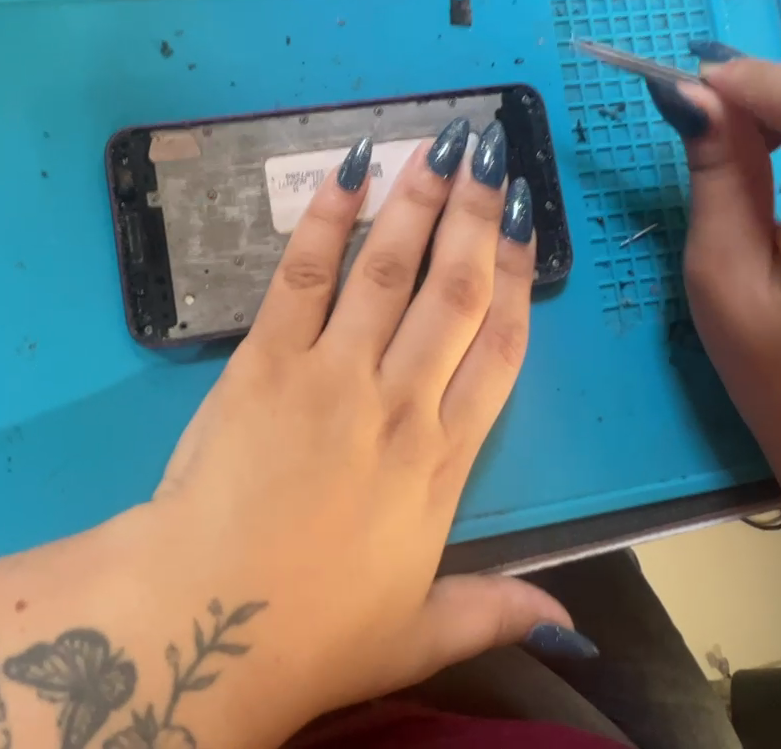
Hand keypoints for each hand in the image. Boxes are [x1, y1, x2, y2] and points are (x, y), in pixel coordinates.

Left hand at [132, 116, 579, 738]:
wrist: (206, 621)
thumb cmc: (312, 634)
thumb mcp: (418, 633)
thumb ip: (496, 612)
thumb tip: (574, 633)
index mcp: (442, 462)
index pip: (500, 351)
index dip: (520, 280)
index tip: (528, 225)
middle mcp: (400, 403)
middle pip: (454, 292)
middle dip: (477, 217)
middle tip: (492, 154)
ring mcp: (332, 374)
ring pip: (389, 271)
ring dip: (418, 202)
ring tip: (440, 145)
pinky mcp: (266, 359)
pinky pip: (304, 275)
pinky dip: (327, 219)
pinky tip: (350, 169)